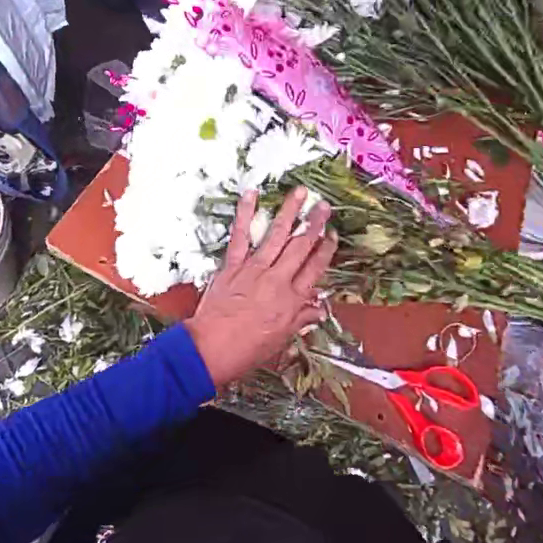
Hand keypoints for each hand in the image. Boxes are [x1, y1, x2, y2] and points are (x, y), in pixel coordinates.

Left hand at [184, 188, 337, 386]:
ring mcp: (254, 269)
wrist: (211, 350)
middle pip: (301, 246)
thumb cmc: (247, 350)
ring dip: (290, 211)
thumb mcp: (281, 338)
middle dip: (314, 224)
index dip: (326, 249)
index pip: (315, 268)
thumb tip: (320, 309)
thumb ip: (301, 318)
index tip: (332, 234)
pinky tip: (252, 195)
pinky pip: (241, 235)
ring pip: (277, 235)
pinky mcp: (232, 265)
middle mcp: (277, 279)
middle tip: (324, 206)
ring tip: (301, 192)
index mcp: (292, 299)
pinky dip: (246, 214)